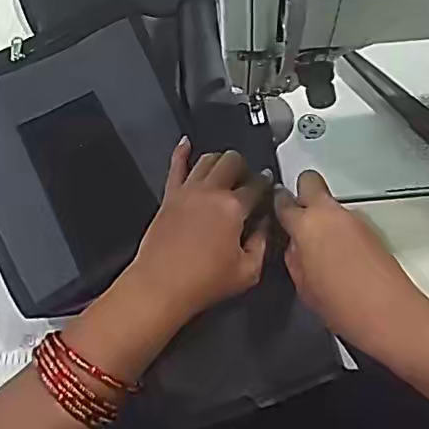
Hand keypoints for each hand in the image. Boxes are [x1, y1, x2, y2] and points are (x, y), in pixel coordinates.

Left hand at [118, 140, 270, 326]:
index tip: (268, 187)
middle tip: (247, 178)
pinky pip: (176, 165)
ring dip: (220, 159)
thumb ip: (261, 244)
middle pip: (232, 161)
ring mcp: (187, 191)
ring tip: (226, 168)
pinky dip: (182, 151)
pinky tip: (186, 143)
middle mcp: (210, 192)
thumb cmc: (203, 281)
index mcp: (233, 208)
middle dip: (244, 166)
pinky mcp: (169, 195)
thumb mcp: (247, 271)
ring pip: (208, 159)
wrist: (161, 284)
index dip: (266, 184)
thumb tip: (263, 227)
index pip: (256, 185)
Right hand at [276, 170, 428, 355]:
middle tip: (299, 217)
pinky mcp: (372, 230)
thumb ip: (293, 256)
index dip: (278, 204)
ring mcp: (354, 219)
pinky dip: (341, 232)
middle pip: (310, 181)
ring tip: (324, 251)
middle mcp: (330, 213)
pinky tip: (342, 259)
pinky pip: (347, 222)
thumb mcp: (302, 285)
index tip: (277, 212)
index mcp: (306, 224)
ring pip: (330, 205)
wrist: (393, 316)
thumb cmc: (343, 305)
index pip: (283, 200)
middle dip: (302, 192)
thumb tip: (294, 245)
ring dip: (324, 218)